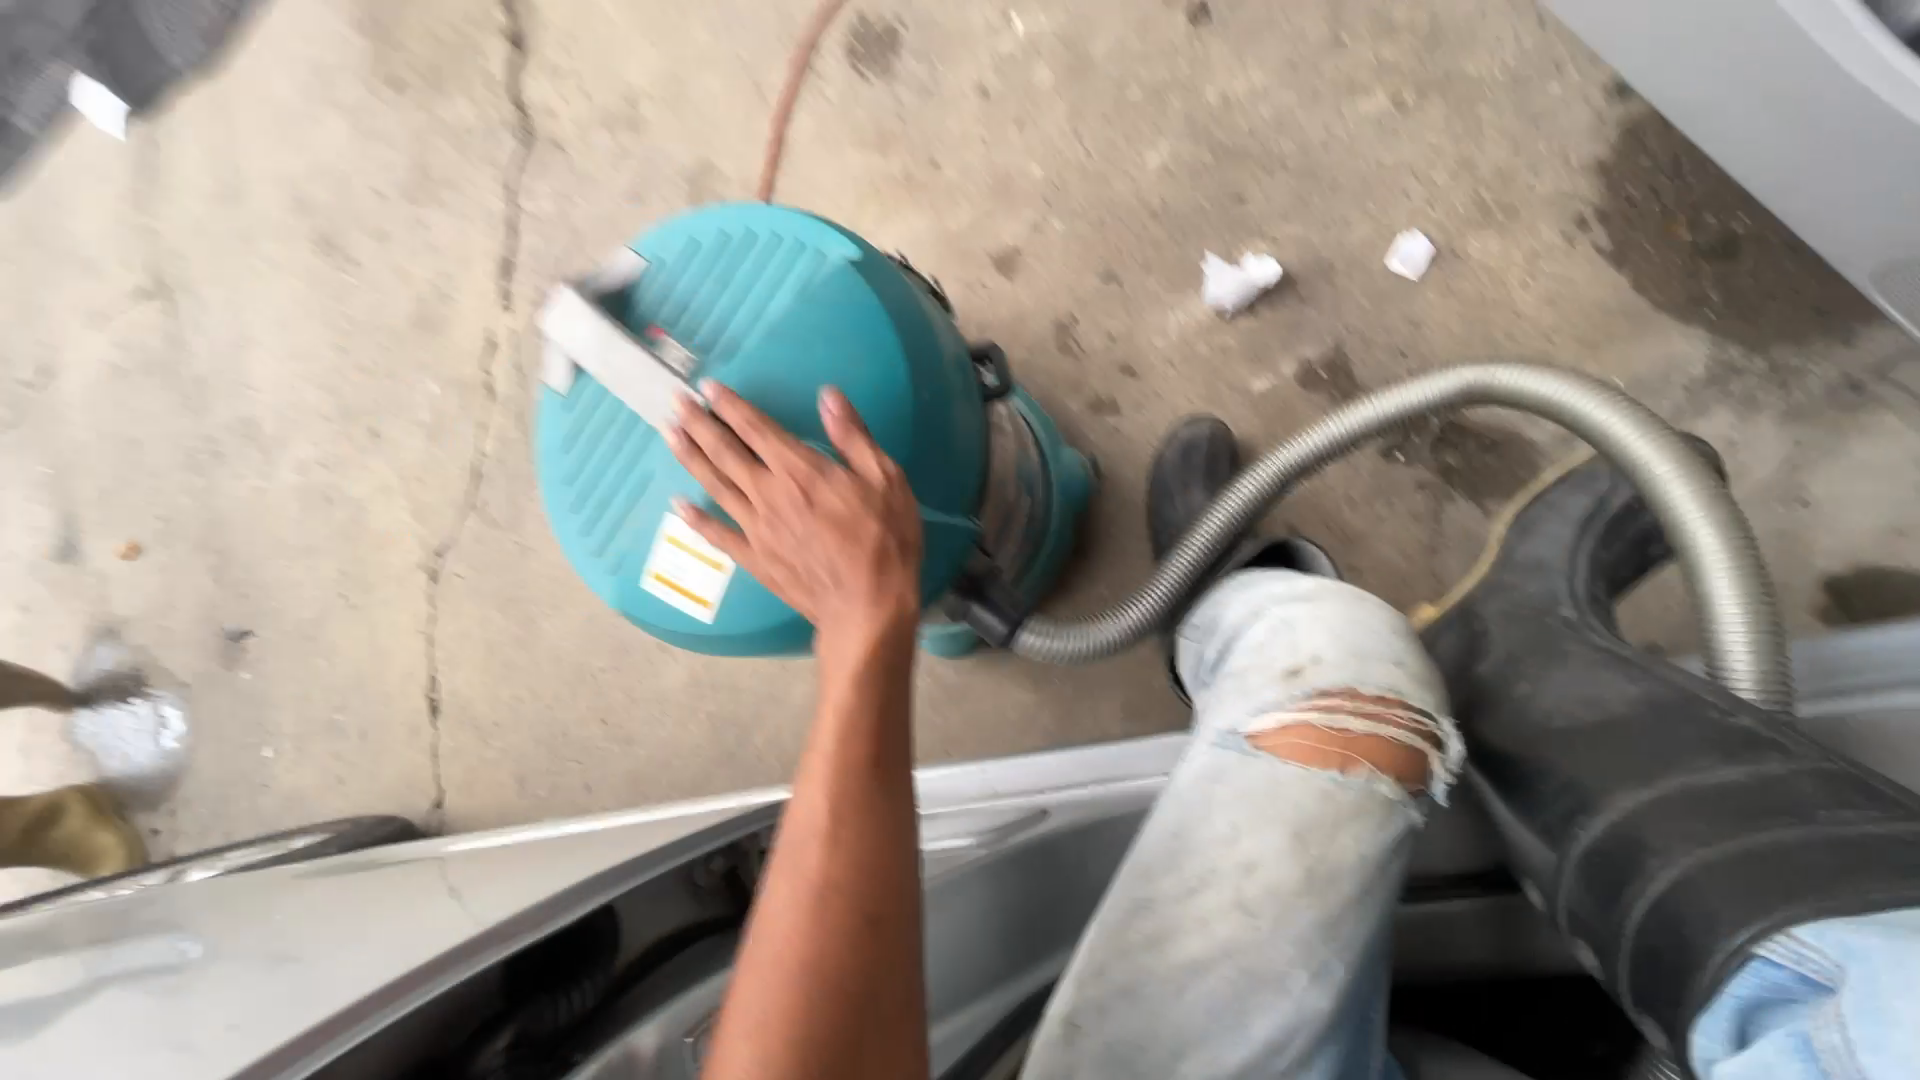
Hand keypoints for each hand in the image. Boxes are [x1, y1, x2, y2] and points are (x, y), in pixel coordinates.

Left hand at [667, 380, 923, 647]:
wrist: (867, 606)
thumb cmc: (885, 540)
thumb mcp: (886, 479)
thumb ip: (853, 437)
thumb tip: (828, 396)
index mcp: (800, 470)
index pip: (756, 428)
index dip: (730, 406)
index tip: (707, 387)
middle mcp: (769, 493)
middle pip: (726, 452)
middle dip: (699, 424)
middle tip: (675, 403)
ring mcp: (757, 528)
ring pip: (715, 486)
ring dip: (690, 458)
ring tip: (668, 435)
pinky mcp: (754, 559)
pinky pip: (717, 534)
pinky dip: (696, 518)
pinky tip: (679, 504)